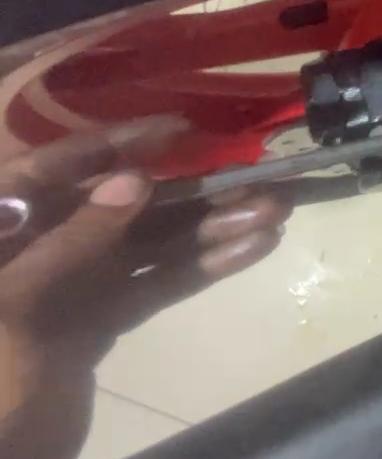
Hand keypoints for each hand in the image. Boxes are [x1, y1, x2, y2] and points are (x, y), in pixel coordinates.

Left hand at [0, 119, 290, 458]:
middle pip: (113, 211)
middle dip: (190, 194)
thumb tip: (135, 179)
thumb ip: (70, 244)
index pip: (40, 177)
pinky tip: (257, 248)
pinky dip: (206, 267)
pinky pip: (156, 285)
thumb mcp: (14, 314)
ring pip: (147, 247)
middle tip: (258, 181)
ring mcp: (59, 296)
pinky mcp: (94, 326)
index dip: (109, 147)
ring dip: (213, 228)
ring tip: (277, 212)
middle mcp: (21, 262)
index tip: (182, 131)